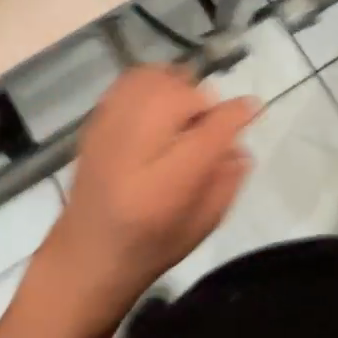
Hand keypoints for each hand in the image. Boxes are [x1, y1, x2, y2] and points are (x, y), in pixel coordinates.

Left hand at [42, 66, 258, 306]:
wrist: (85, 256)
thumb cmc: (151, 248)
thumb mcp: (202, 225)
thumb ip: (228, 180)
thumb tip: (241, 142)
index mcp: (165, 186)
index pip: (210, 133)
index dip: (237, 113)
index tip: (253, 107)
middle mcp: (134, 152)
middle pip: (180, 96)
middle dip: (204, 102)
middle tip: (207, 123)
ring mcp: (108, 133)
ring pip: (153, 80)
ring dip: (178, 88)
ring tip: (183, 111)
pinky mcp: (94, 124)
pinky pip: (128, 81)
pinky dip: (152, 82)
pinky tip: (159, 103)